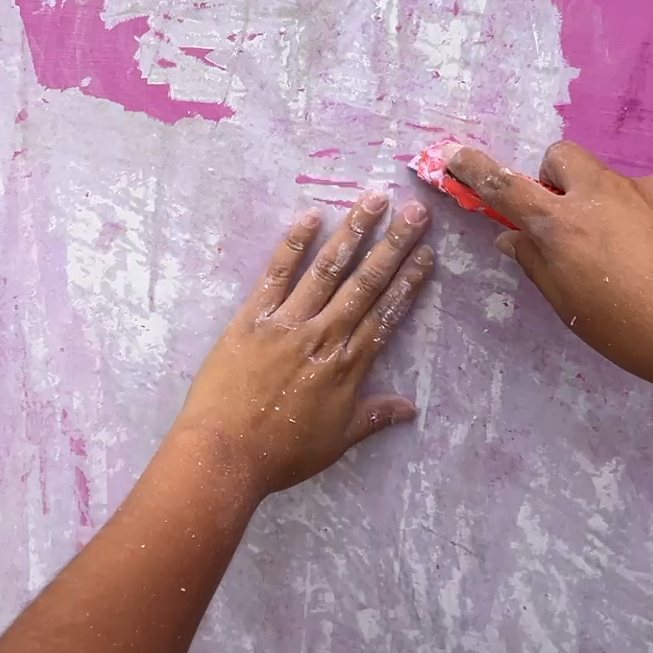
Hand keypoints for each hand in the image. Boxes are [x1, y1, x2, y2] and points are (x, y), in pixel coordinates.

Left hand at [168, 194, 434, 500]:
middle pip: (366, 282)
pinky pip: (276, 274)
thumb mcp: (337, 441)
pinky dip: (293, 244)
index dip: (409, 281)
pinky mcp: (253, 316)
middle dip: (393, 244)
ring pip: (328, 269)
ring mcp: (289, 322)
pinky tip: (310, 216)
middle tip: (415, 211)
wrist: (225, 454)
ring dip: (353, 231)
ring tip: (374, 199)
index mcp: (348, 365)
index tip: (428, 253)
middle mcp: (324, 335)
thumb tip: (413, 407)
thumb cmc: (282, 453)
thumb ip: (374, 417)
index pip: (387, 313)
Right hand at [448, 141, 652, 399]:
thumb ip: (538, 267)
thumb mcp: (576, 311)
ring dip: (616, 209)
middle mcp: (604, 193)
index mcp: (564, 225)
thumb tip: (513, 239)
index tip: (456, 154)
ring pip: (619, 185)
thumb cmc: (643, 335)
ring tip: (649, 263)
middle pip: (563, 157)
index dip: (476, 170)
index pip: (505, 187)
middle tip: (574, 221)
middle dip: (557, 178)